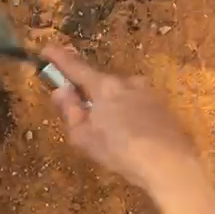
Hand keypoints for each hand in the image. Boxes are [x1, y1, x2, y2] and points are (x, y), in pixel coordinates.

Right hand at [40, 45, 202, 196]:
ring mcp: (148, 93)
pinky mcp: (162, 107)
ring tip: (109, 135)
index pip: (76, 68)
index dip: (59, 59)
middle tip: (82, 118)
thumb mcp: (83, 136)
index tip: (46, 49)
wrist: (168, 164)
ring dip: (110, 108)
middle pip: (100, 84)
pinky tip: (129, 137)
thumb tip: (60, 91)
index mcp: (104, 87)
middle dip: (88, 95)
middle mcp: (128, 83)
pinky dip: (128, 116)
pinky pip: (136, 106)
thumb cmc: (118, 151)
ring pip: (120, 96)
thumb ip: (70, 110)